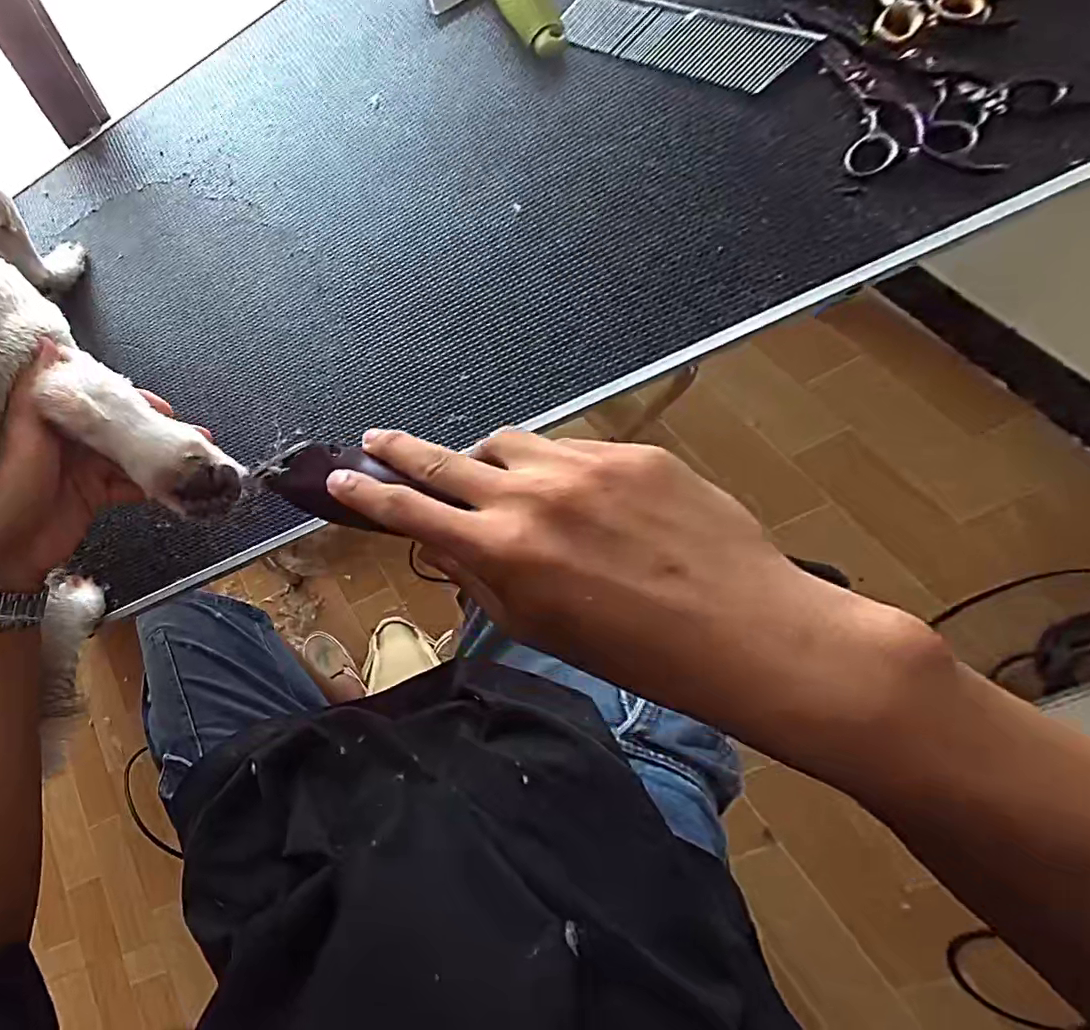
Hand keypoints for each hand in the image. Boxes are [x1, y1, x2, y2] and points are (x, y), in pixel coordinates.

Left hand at [0, 339, 205, 591]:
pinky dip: (153, 485)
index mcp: (52, 418)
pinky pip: (130, 485)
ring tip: (192, 457)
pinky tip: (173, 485)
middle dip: (157, 429)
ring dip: (160, 456)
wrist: (1, 553)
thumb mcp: (20, 435)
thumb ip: (36, 390)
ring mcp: (84, 469)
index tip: (161, 406)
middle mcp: (71, 440)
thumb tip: (47, 345)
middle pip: (122, 428)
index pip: (100, 399)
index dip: (133, 401)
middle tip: (189, 435)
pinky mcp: (94, 496)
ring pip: (132, 455)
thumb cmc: (5, 493)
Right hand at [324, 428, 944, 737]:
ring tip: (497, 480)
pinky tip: (577, 496)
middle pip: (442, 459)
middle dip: (399, 449)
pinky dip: (552, 467)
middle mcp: (530, 498)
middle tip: (375, 440)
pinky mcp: (630, 454)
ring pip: (503, 441)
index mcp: (502, 550)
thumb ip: (474, 576)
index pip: (409, 512)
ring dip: (485, 459)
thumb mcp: (531, 624)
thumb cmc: (629, 650)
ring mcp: (582, 467)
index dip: (365, 494)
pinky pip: (567, 448)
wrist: (751, 634)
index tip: (338, 479)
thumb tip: (437, 543)